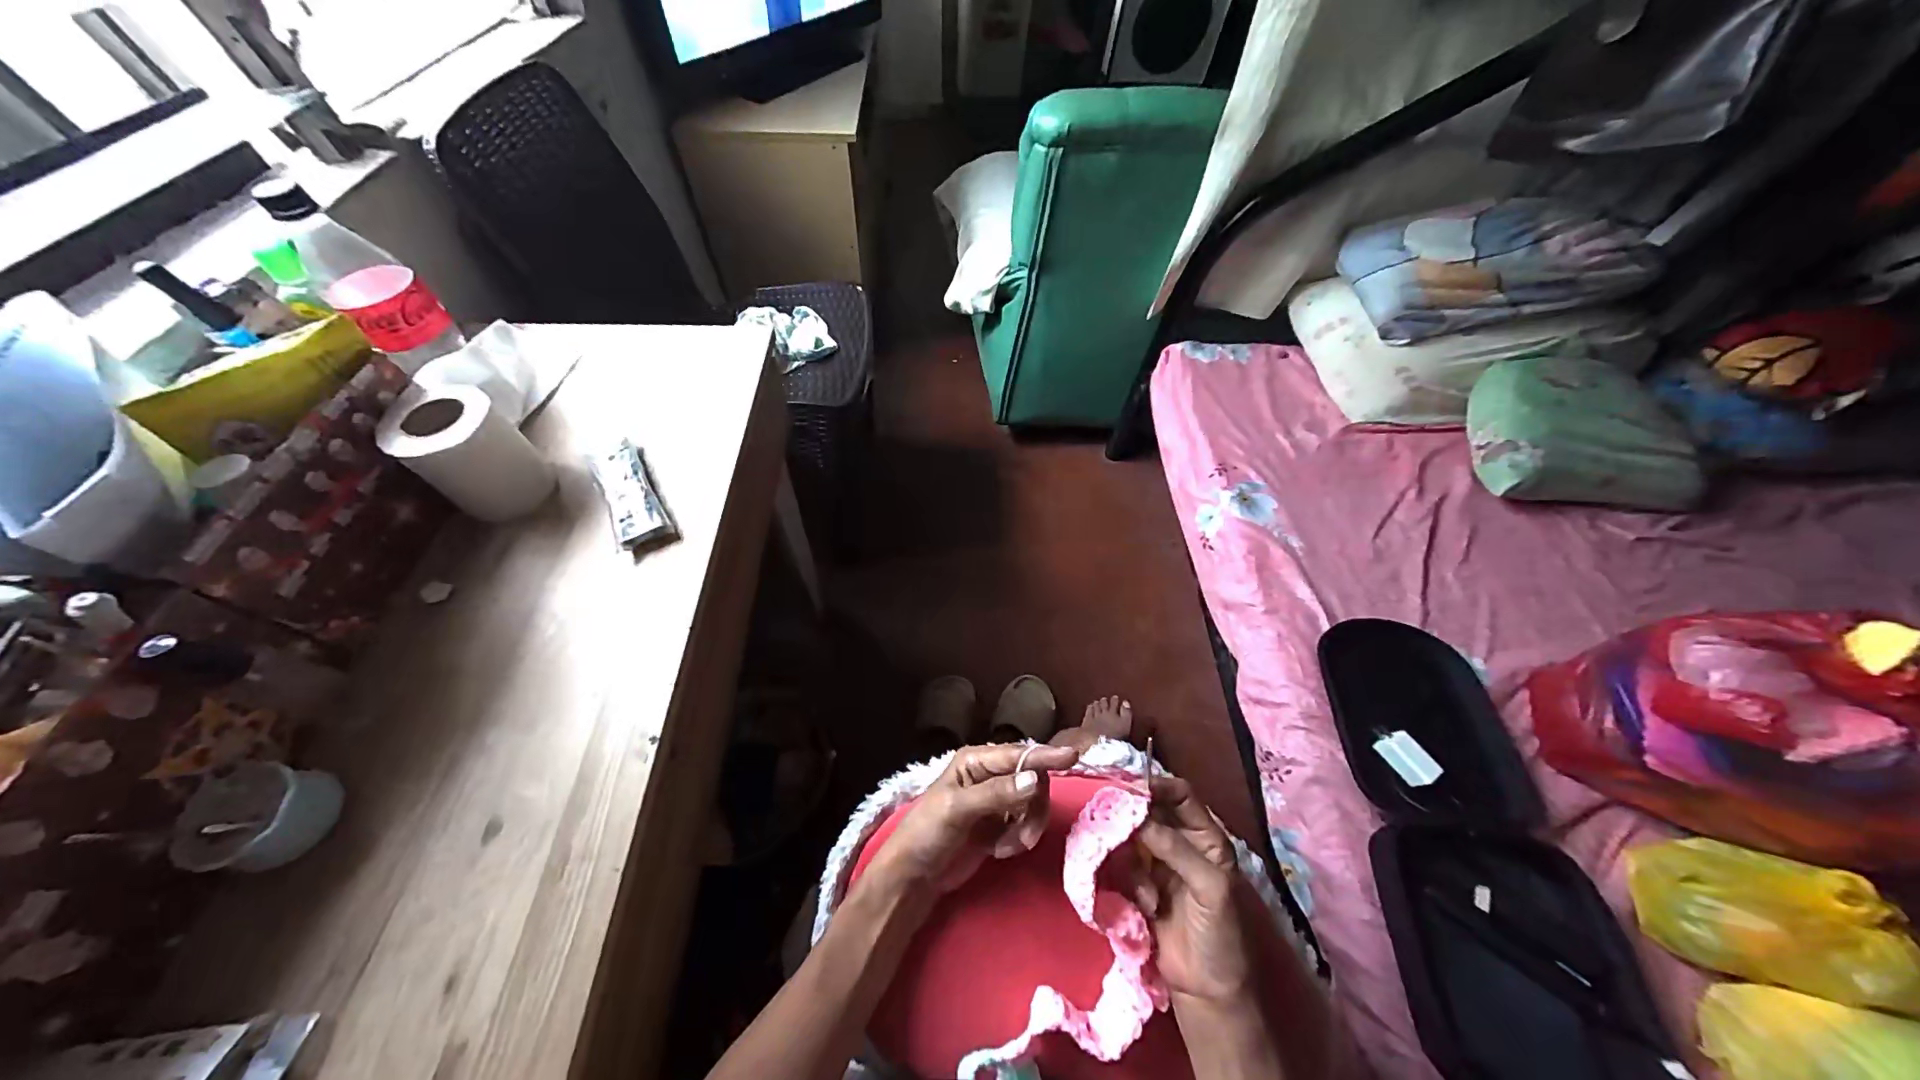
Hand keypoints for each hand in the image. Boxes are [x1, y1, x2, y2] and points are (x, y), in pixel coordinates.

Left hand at [864, 742, 1080, 896]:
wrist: (915, 876)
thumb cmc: (928, 833)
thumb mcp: (958, 810)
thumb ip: (997, 794)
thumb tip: (1035, 779)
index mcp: (975, 760)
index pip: (1018, 754)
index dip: (1045, 756)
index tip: (1073, 757)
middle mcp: (989, 774)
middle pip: (1033, 778)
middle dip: (1034, 808)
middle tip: (1024, 835)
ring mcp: (997, 799)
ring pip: (1034, 804)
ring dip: (1026, 827)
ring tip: (1006, 847)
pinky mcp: (1001, 823)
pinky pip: (1027, 824)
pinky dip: (1018, 839)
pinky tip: (998, 850)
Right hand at [1132, 775, 1252, 1005]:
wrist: (1207, 990)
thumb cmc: (1221, 935)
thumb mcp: (1210, 887)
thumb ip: (1176, 849)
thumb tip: (1139, 816)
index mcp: (1206, 837)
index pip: (1180, 795)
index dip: (1156, 785)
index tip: (1130, 788)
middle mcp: (1180, 843)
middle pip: (1148, 812)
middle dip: (1133, 822)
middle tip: (1119, 831)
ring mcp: (1157, 863)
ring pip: (1131, 838)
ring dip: (1133, 863)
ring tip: (1148, 895)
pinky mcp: (1139, 884)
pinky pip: (1123, 866)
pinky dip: (1130, 884)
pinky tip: (1146, 908)